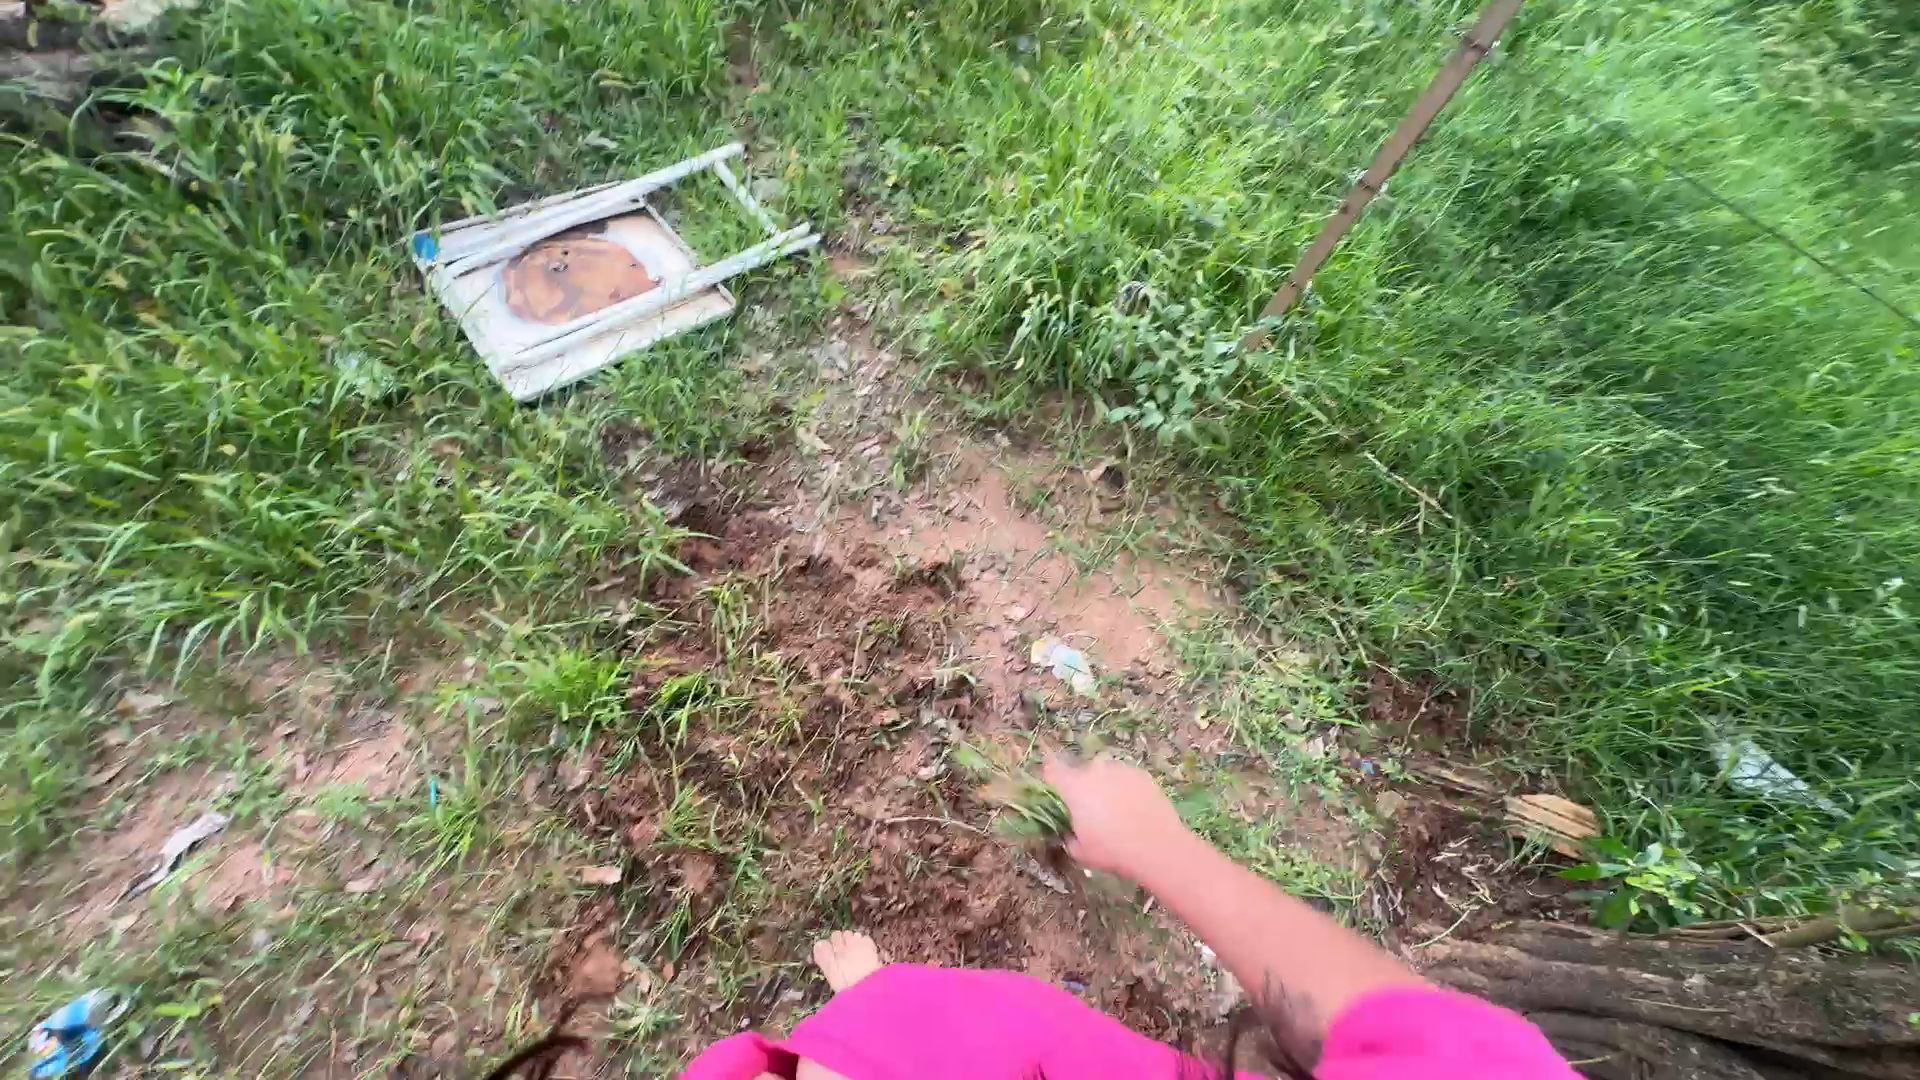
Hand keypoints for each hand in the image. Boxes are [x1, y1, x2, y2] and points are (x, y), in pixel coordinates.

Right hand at [1042, 754, 1190, 881]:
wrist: (1158, 847)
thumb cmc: (1113, 850)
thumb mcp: (1081, 852)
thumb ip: (1069, 836)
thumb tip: (1069, 831)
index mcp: (1074, 787)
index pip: (1052, 770)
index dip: (1051, 779)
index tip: (1056, 792)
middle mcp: (1094, 770)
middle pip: (1081, 772)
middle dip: (1083, 787)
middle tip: (1091, 810)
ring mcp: (1119, 769)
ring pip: (1105, 773)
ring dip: (1105, 786)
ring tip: (1117, 810)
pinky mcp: (1141, 773)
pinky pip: (1126, 777)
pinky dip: (1126, 788)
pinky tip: (1135, 808)